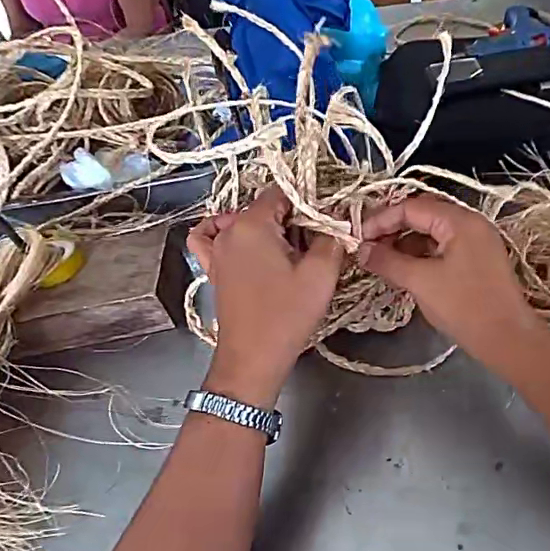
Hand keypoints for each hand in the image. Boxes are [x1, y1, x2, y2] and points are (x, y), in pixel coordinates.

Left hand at [187, 186, 344, 405]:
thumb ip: (332, 236)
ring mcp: (217, 249)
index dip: (309, 203)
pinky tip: (248, 244)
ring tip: (290, 254)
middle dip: (294, 220)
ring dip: (271, 231)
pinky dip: (227, 234)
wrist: (253, 358)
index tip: (327, 224)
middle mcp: (229, 230)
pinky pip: (212, 237)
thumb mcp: (321, 274)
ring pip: (247, 222)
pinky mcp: (214, 268)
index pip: (283, 192)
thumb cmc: (286, 315)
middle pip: (267, 208)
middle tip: (315, 246)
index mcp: (252, 224)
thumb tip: (337, 217)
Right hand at [356, 194, 549, 367]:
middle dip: (392, 229)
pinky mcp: (478, 261)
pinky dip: (421, 255)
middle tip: (367, 248)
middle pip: (423, 215)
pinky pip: (443, 248)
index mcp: (460, 220)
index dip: (380, 220)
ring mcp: (477, 242)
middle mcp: (471, 224)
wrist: (508, 339)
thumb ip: (388, 261)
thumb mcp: (421, 281)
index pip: (411, 207)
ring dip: (405, 243)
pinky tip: (404, 270)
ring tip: (381, 261)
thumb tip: (362, 250)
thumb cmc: (465, 306)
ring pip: (433, 232)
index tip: (357, 237)